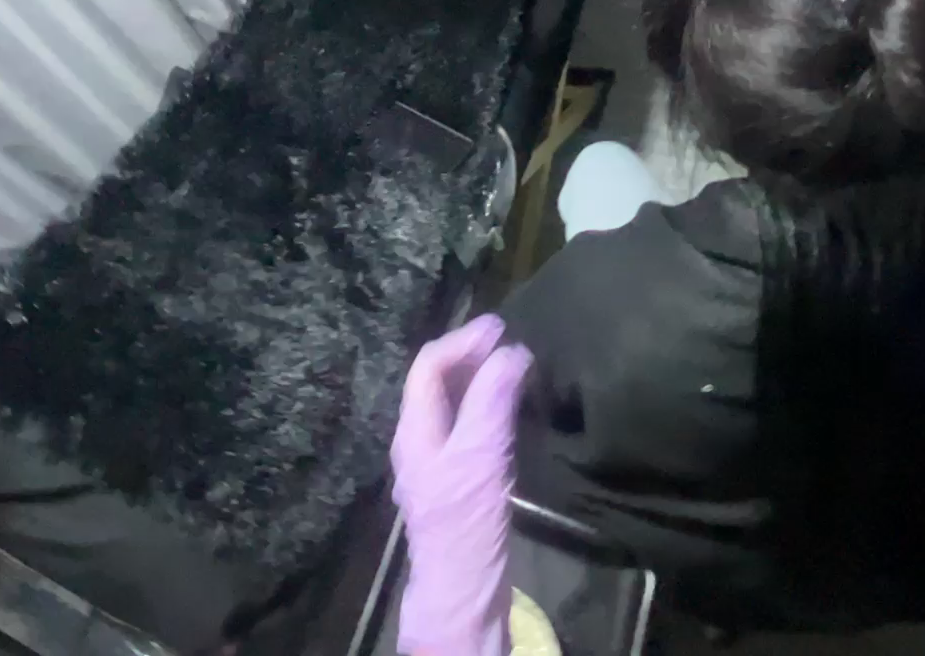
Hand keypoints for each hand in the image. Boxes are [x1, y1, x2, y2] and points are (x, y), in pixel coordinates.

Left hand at [392, 315, 533, 655]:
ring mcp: (434, 459)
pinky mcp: (453, 477)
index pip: (428, 366)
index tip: (499, 326)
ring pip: (449, 401)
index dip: (462, 340)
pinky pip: (463, 422)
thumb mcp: (480, 460)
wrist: (462, 598)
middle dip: (468, 352)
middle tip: (506, 336)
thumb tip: (510, 351)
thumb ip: (491, 404)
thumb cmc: (465, 527)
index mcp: (414, 430)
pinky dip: (483, 401)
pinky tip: (505, 403)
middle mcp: (417, 438)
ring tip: (508, 359)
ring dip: (475, 374)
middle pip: (435, 380)